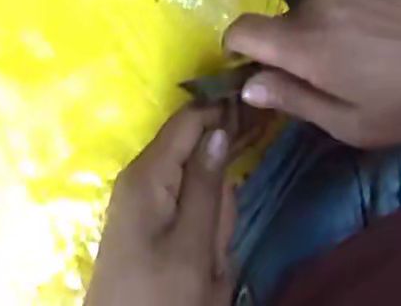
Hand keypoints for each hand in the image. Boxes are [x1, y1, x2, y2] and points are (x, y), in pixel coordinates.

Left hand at [85, 105, 235, 305]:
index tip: (259, 116)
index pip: (189, 118)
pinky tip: (200, 269)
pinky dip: (201, 237)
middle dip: (218, 196)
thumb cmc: (157, 300)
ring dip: (212, 225)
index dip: (222, 112)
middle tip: (216, 242)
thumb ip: (206, 185)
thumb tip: (220, 127)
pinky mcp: (147, 223)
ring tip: (205, 267)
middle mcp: (141, 176)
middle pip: (196, 156)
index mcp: (147, 173)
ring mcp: (142, 200)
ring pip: (197, 189)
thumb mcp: (191, 249)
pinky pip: (187, 212)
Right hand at [223, 0, 400, 147]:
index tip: (250, 69)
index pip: (242, 30)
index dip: (235, 49)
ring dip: (313, 33)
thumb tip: (246, 85)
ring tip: (356, 57)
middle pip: (276, 26)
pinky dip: (333, 15)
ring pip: (303, 12)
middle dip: (286, 51)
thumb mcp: (349, 123)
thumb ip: (292, 100)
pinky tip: (369, 34)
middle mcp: (313, 5)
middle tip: (326, 79)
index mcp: (306, 44)